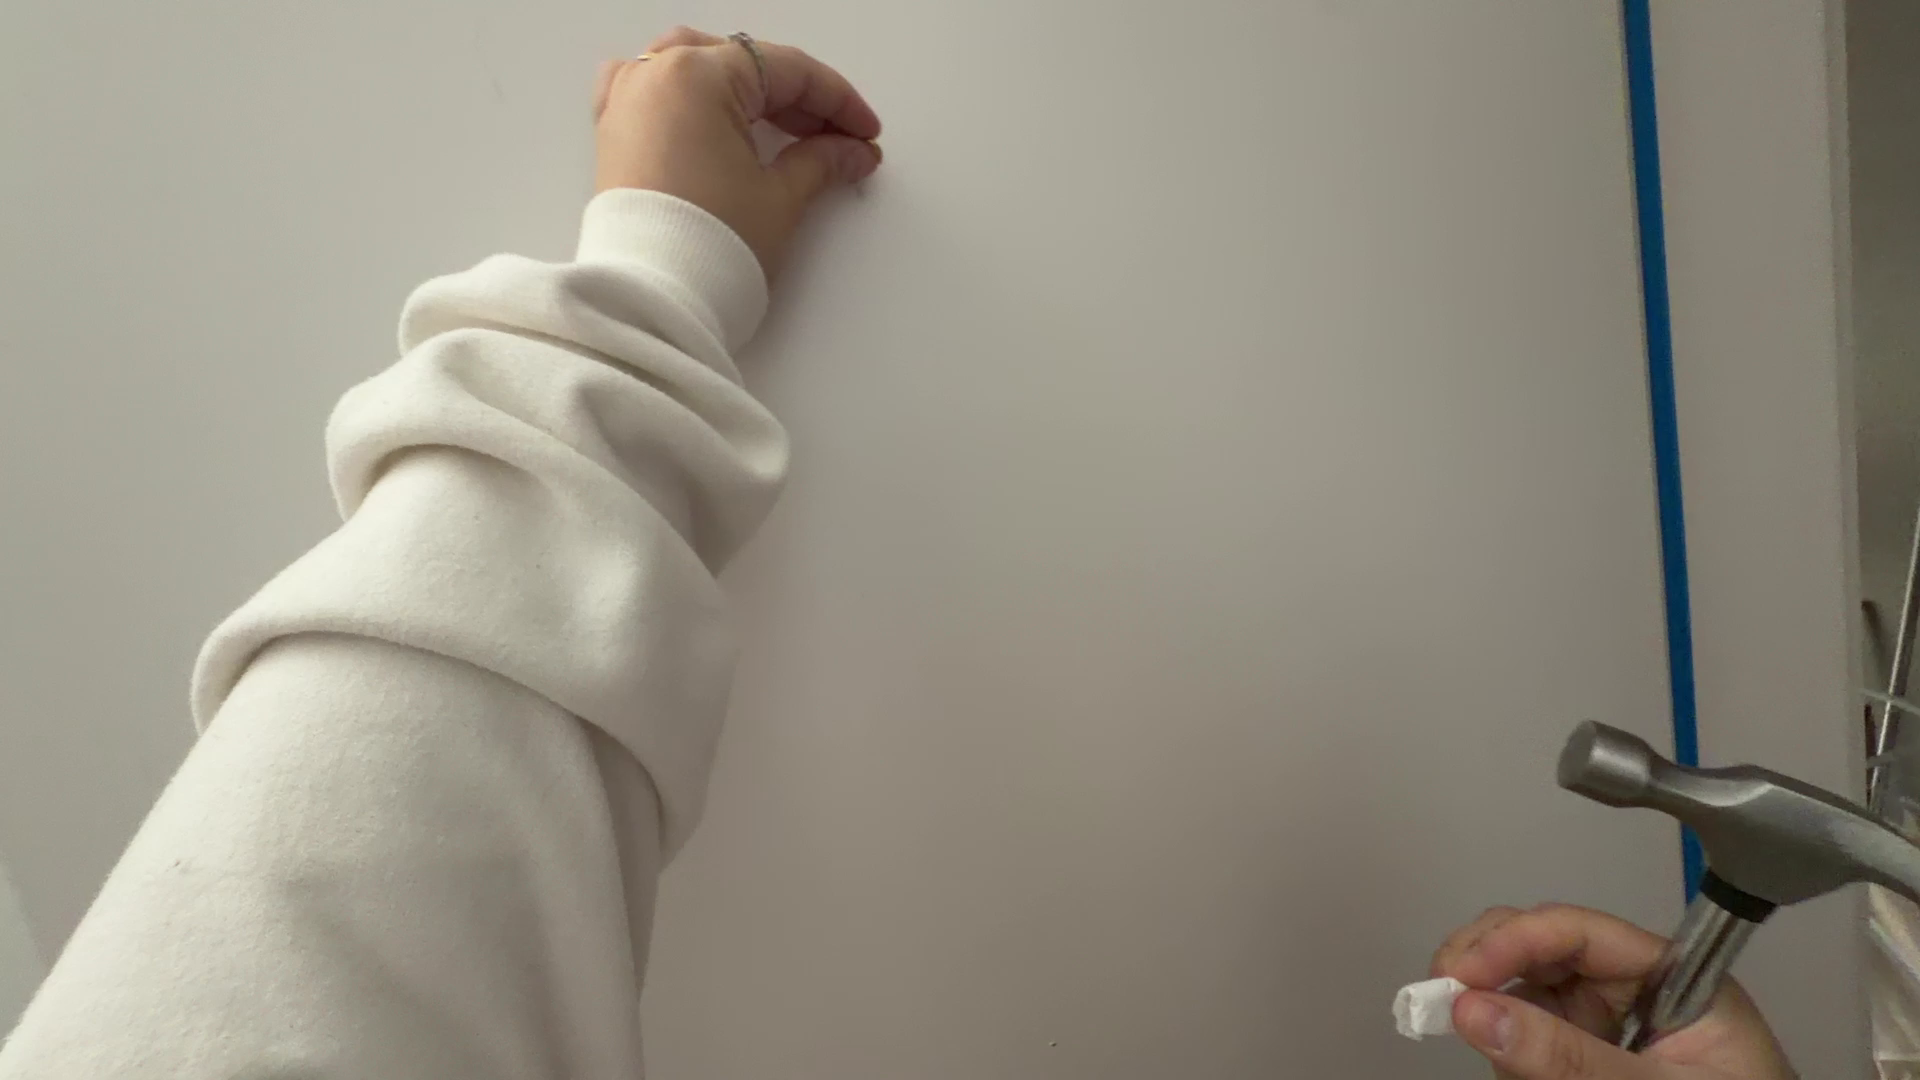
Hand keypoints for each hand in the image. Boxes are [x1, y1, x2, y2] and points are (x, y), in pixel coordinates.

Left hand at [591, 27, 882, 279]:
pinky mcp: (617, 135)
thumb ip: (822, 162)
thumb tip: (851, 152)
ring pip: (704, 74)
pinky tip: (726, 125)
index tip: (864, 131)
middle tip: (840, 139)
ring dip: (753, 98)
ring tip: (792, 136)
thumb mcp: (780, 199)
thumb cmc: (706, 248)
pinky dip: (703, 105)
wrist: (653, 300)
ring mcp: (628, 101)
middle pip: (746, 67)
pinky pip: (665, 95)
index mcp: (696, 75)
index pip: (785, 70)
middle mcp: (654, 74)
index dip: (837, 100)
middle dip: (799, 102)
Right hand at [1430, 904, 1796, 1079]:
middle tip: (1440, 993)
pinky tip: (1501, 1059)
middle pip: (1537, 941)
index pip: (1574, 929)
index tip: (1458, 975)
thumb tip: (1465, 1010)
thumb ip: (1569, 1057)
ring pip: (1520, 977)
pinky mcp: (1586, 1045)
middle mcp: (1635, 986)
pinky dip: (1500, 1033)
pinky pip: (1525, 1018)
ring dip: (1485, 998)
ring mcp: (1608, 1017)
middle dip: (1483, 962)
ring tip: (1465, 1028)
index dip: (1509, 940)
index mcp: (1676, 981)